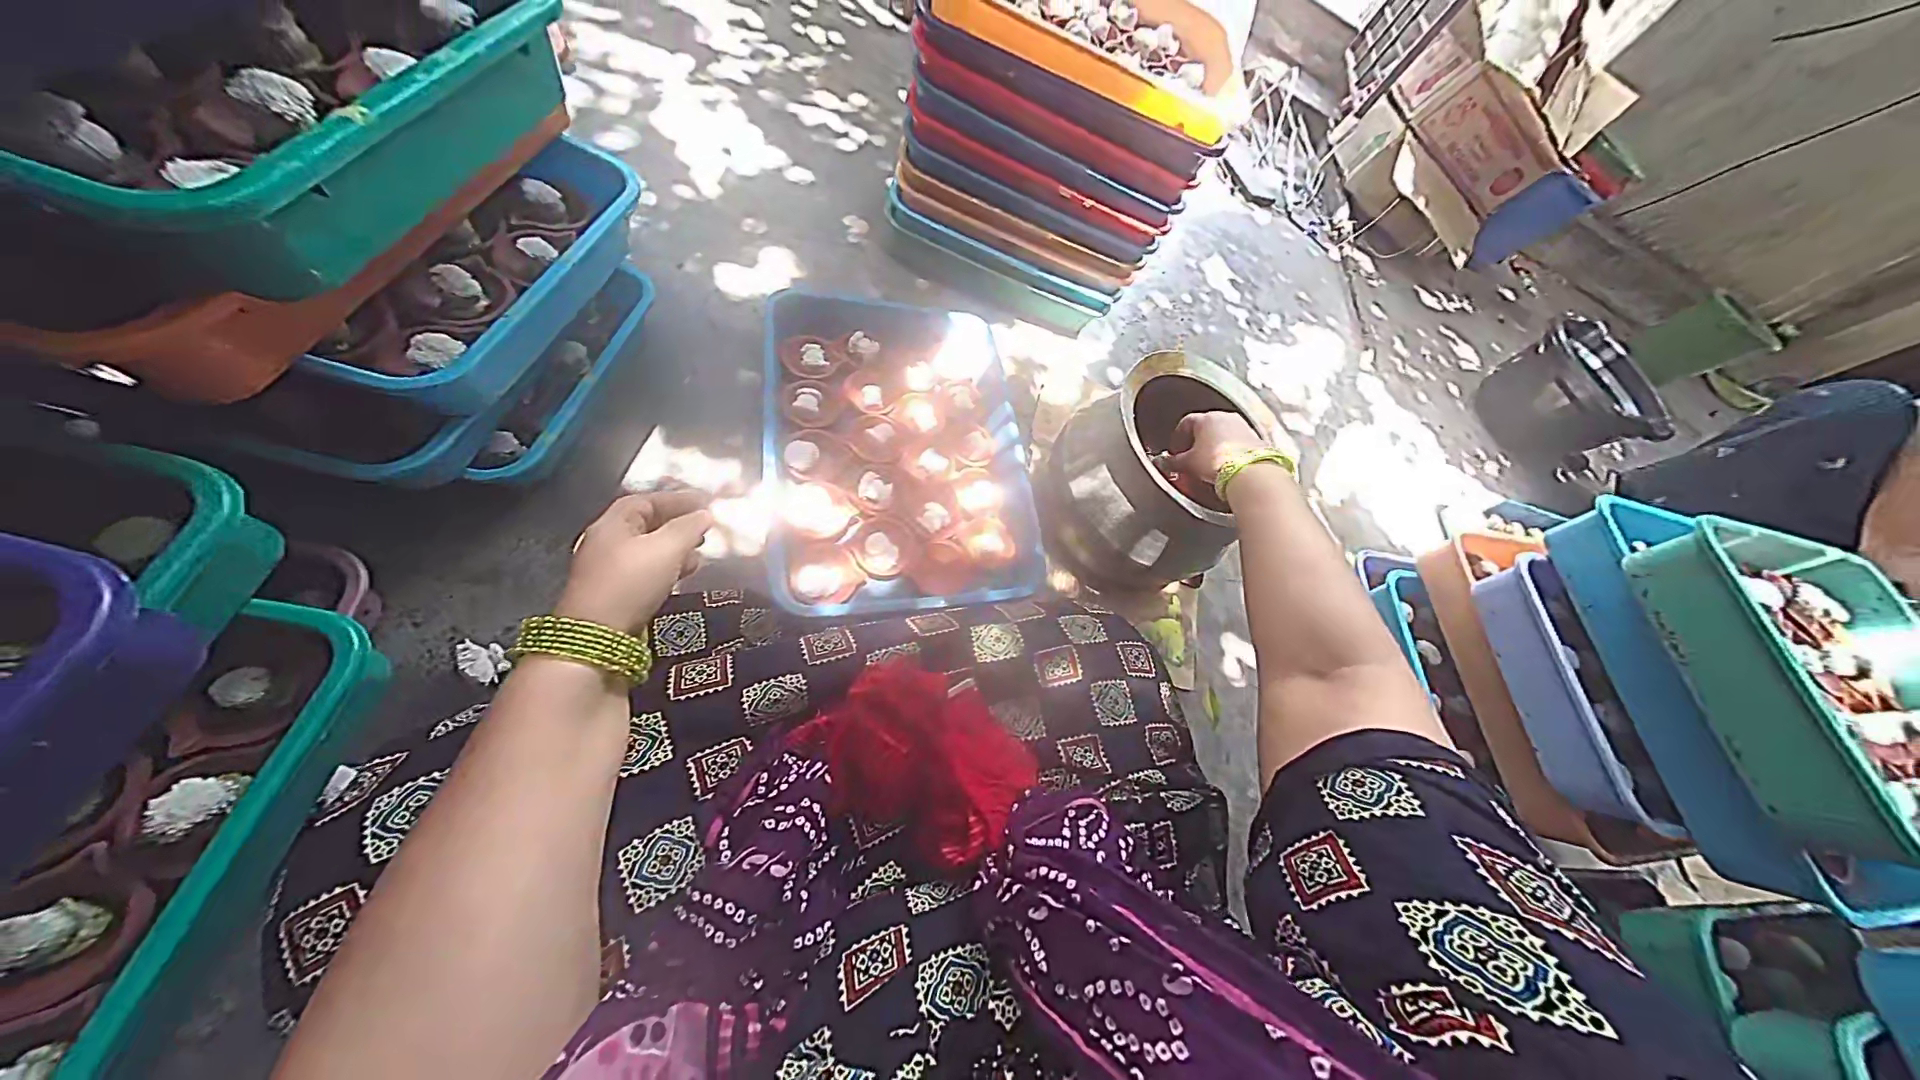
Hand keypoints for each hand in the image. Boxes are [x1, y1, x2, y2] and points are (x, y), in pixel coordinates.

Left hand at [554, 491, 712, 633]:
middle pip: (646, 524)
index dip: (676, 499)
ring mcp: (608, 568)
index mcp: (612, 523)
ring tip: (699, 552)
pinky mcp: (616, 592)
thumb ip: (688, 528)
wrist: (598, 636)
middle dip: (677, 524)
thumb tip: (704, 515)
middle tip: (704, 528)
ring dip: (675, 547)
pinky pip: (646, 570)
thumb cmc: (632, 582)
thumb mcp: (666, 548)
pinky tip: (683, 574)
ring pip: (648, 548)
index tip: (704, 503)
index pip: (646, 501)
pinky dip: (667, 567)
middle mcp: (606, 541)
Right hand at [1163, 412, 1289, 498]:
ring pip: (1222, 433)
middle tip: (1190, 457)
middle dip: (1196, 441)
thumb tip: (1166, 462)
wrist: (1249, 471)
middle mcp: (1225, 417)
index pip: (1186, 422)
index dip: (1178, 437)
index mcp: (1206, 418)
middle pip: (1205, 426)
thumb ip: (1174, 462)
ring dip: (1213, 445)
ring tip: (1207, 463)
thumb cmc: (1218, 462)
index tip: (1175, 450)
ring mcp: (1242, 426)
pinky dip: (1228, 450)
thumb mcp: (1188, 463)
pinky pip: (1236, 442)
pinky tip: (1224, 464)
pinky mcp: (1256, 438)